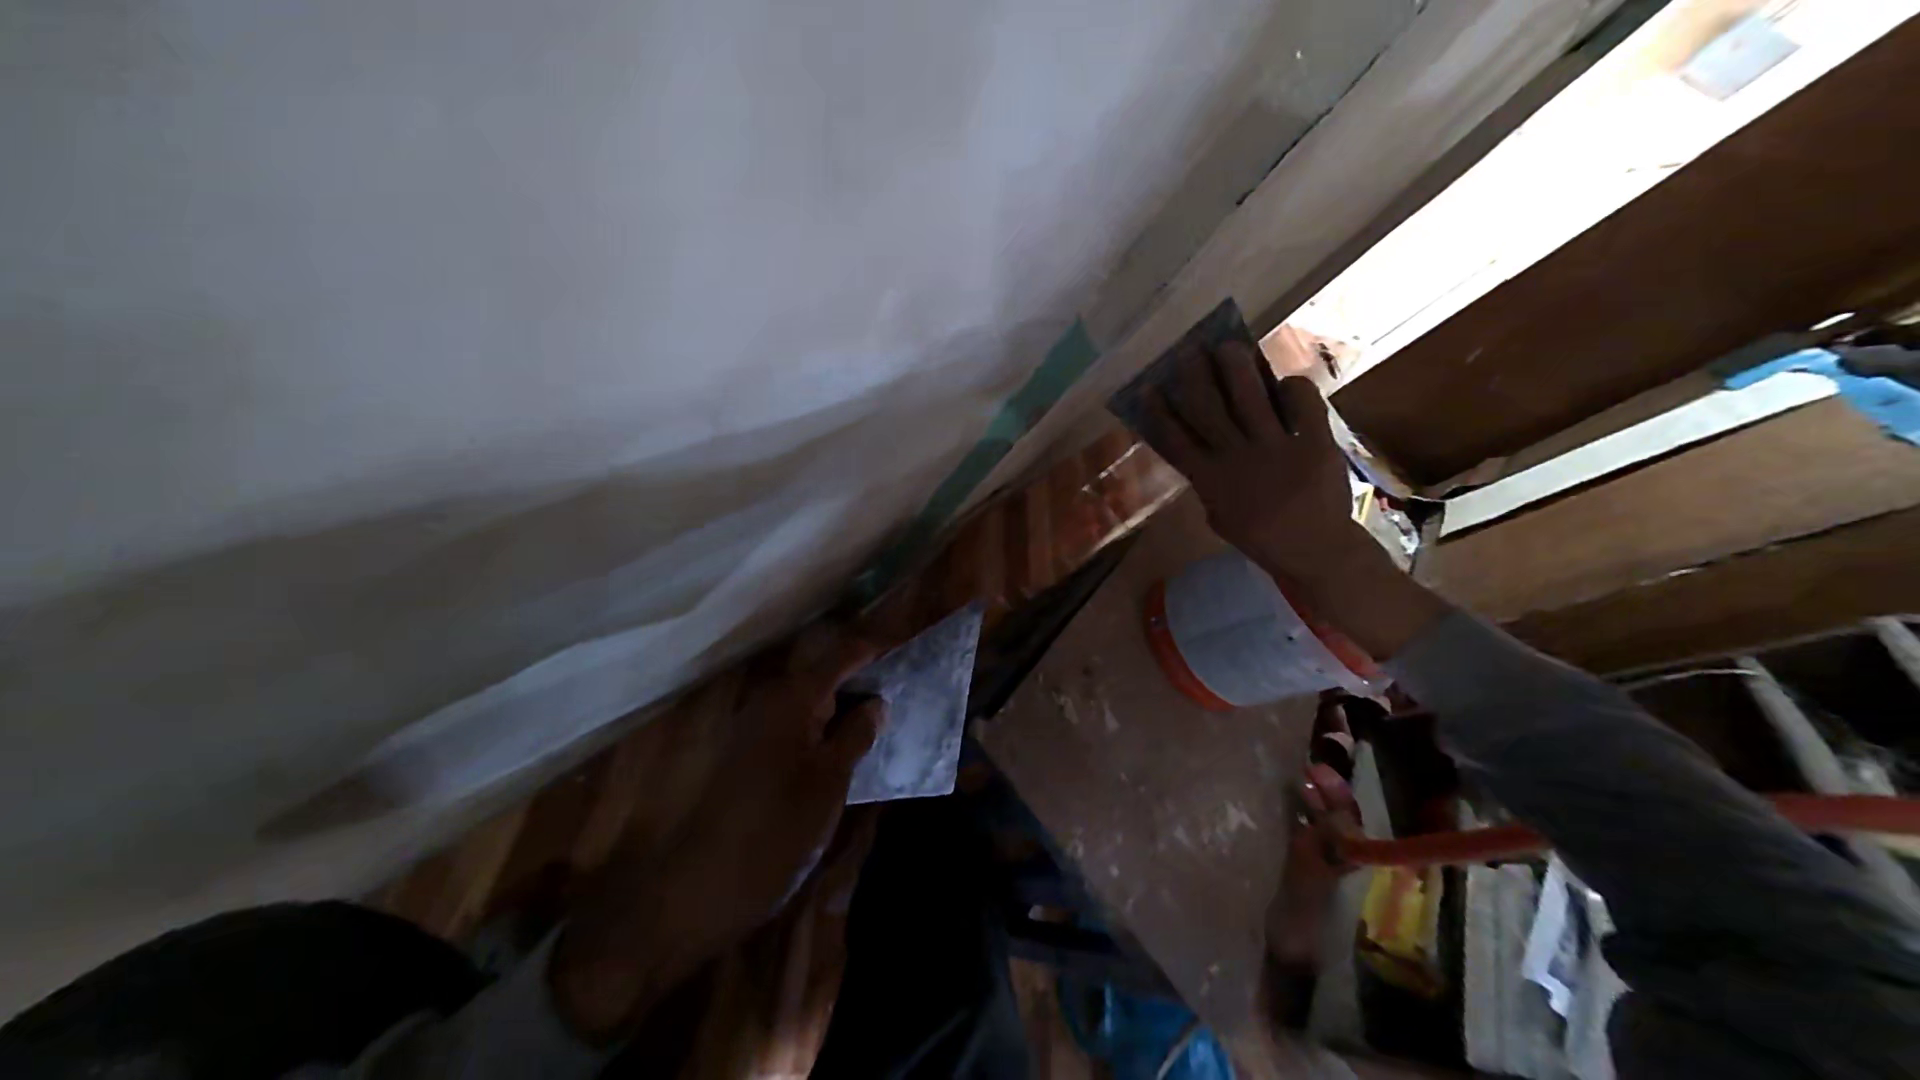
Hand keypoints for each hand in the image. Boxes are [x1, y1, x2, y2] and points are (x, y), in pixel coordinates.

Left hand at [670, 634, 887, 931]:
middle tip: (904, 685)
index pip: (842, 653)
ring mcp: (757, 727)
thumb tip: (876, 703)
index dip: (875, 647)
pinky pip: (798, 724)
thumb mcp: (830, 780)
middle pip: (825, 673)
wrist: (703, 885)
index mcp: (792, 697)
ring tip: (884, 714)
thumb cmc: (776, 827)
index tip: (908, 645)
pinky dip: (826, 727)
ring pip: (812, 700)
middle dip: (864, 676)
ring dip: (846, 704)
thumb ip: (856, 735)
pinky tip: (849, 744)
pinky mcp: (752, 754)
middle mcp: (771, 701)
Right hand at [1139, 342, 1356, 587]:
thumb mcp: (1220, 517)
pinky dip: (1292, 386)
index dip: (1159, 411)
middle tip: (1188, 352)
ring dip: (1236, 367)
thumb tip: (1200, 453)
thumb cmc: (1261, 537)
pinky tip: (1284, 384)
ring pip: (1250, 396)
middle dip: (1195, 377)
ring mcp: (1276, 448)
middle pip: (1208, 408)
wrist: (1315, 550)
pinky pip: (1302, 402)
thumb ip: (1208, 485)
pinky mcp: (1314, 442)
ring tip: (1228, 346)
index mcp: (1210, 479)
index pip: (1175, 439)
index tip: (1149, 387)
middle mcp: (1237, 457)